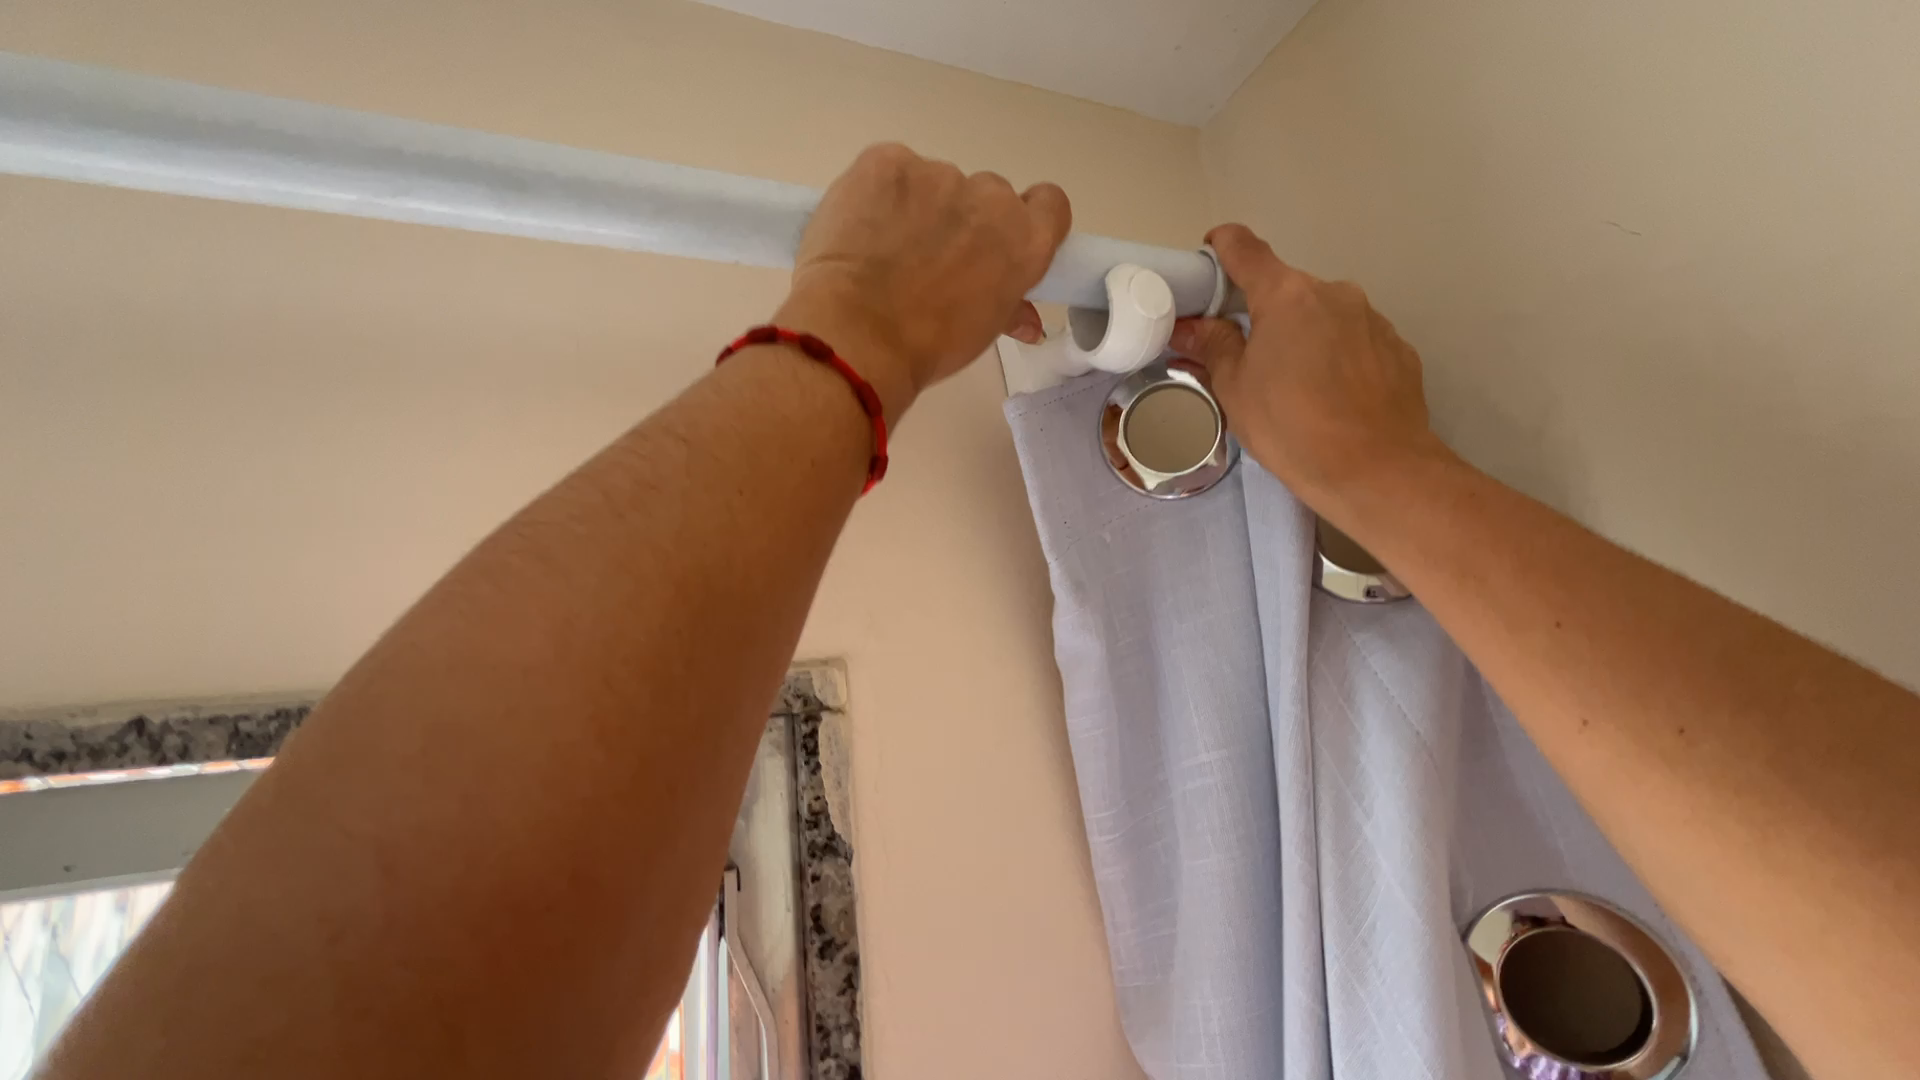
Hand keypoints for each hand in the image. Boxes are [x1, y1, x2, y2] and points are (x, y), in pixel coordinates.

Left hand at [775, 143, 1070, 422]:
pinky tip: (860, 230)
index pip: (1048, 205)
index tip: (1000, 242)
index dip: (1027, 219)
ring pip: (933, 184)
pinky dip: (878, 195)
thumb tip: (1026, 321)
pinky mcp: (886, 161)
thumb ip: (1009, 310)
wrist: (858, 334)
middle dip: (963, 221)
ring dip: (918, 208)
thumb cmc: (927, 347)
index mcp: (1023, 242)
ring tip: (884, 252)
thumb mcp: (979, 334)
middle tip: (930, 260)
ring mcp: (937, 174)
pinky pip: (889, 171)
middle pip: (986, 196)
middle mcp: (990, 198)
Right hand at [1169, 224, 1450, 510]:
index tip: (1209, 257)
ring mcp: (1372, 318)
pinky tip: (1329, 398)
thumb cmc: (1290, 426)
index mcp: (1286, 296)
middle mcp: (1333, 293)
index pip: (1245, 249)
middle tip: (1244, 358)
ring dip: (1301, 338)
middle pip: (1286, 290)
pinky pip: (1353, 341)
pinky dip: (1334, 358)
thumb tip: (1190, 326)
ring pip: (1322, 317)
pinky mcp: (1397, 348)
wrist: (1374, 469)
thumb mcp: (1235, 389)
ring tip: (1292, 388)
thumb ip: (1212, 347)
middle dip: (1262, 315)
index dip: (1222, 247)